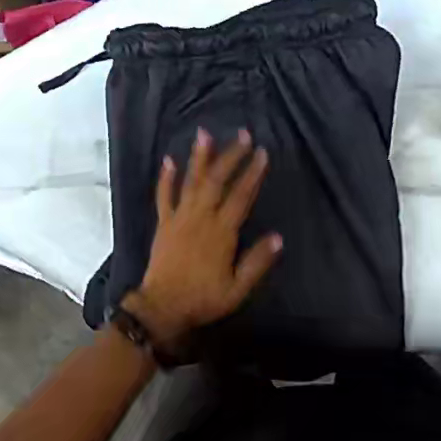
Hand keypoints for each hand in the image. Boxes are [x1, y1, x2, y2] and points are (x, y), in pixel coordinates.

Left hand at [123, 128, 281, 354]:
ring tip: (205, 133)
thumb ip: (256, 262)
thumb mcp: (237, 289)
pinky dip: (166, 177)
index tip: (262, 153)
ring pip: (191, 181)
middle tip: (242, 134)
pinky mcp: (163, 223)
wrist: (163, 306)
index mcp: (222, 232)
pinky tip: (169, 159)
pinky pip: (164, 196)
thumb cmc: (203, 299)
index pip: (241, 196)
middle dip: (230, 156)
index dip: (252, 173)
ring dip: (199, 157)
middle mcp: (201, 217)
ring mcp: (179, 217)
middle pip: (217, 180)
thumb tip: (278, 237)